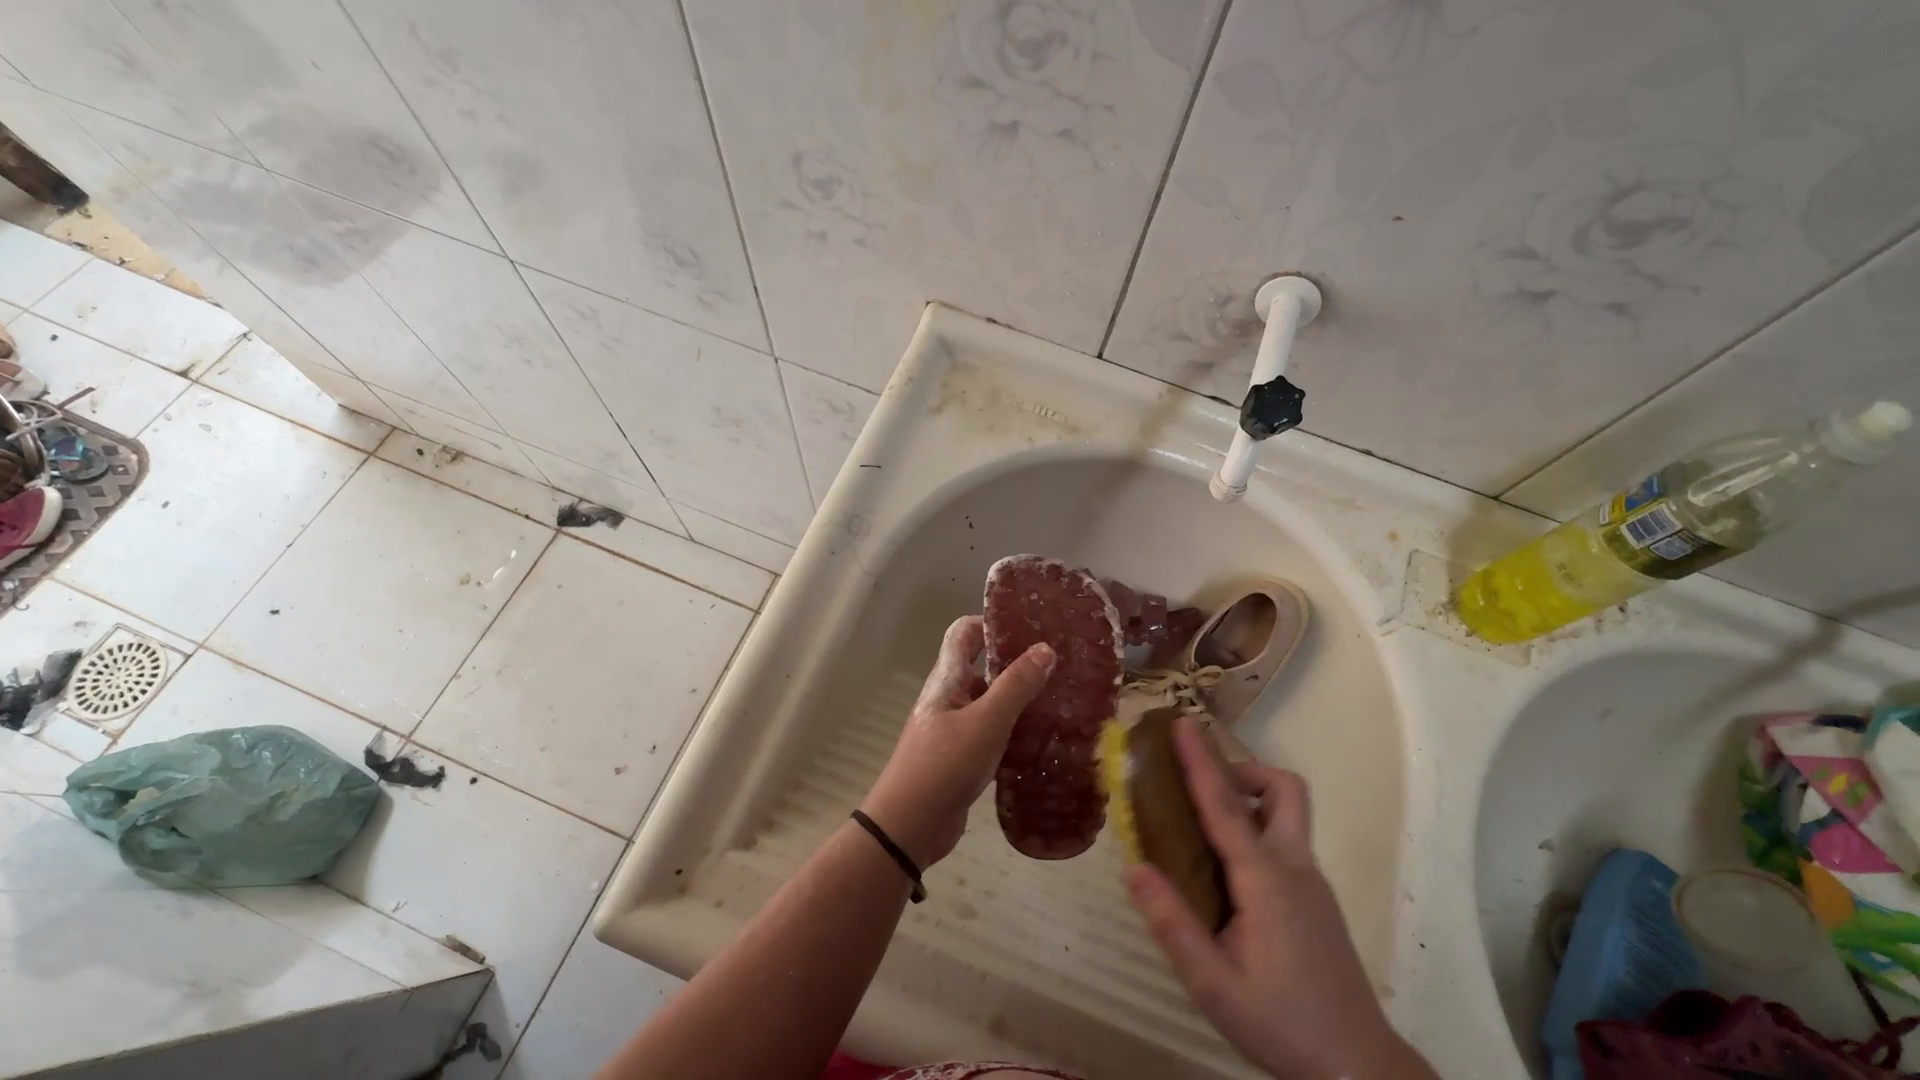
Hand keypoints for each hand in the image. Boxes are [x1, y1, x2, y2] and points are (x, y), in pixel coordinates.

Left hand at [860, 616, 1052, 867]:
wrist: (910, 826)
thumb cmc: (944, 765)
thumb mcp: (986, 721)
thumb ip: (1015, 685)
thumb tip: (1044, 648)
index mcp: (947, 680)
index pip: (964, 633)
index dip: (991, 622)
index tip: (1029, 624)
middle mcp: (948, 699)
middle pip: (982, 667)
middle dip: (1016, 663)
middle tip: (1058, 664)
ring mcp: (953, 730)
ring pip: (990, 704)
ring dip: (1019, 700)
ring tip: (1061, 700)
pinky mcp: (962, 759)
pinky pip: (991, 735)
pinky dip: (1014, 733)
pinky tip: (1043, 741)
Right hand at [1124, 717, 1436, 1079]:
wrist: (1358, 1066)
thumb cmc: (1281, 1023)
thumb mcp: (1213, 984)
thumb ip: (1173, 924)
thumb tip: (1134, 866)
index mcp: (1266, 882)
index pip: (1228, 807)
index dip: (1202, 761)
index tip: (1182, 722)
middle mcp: (1294, 869)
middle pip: (1284, 792)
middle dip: (1244, 770)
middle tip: (1200, 785)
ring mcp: (1311, 884)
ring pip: (1287, 815)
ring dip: (1251, 800)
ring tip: (1201, 829)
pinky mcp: (1316, 902)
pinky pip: (1284, 844)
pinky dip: (1255, 832)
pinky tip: (1224, 875)